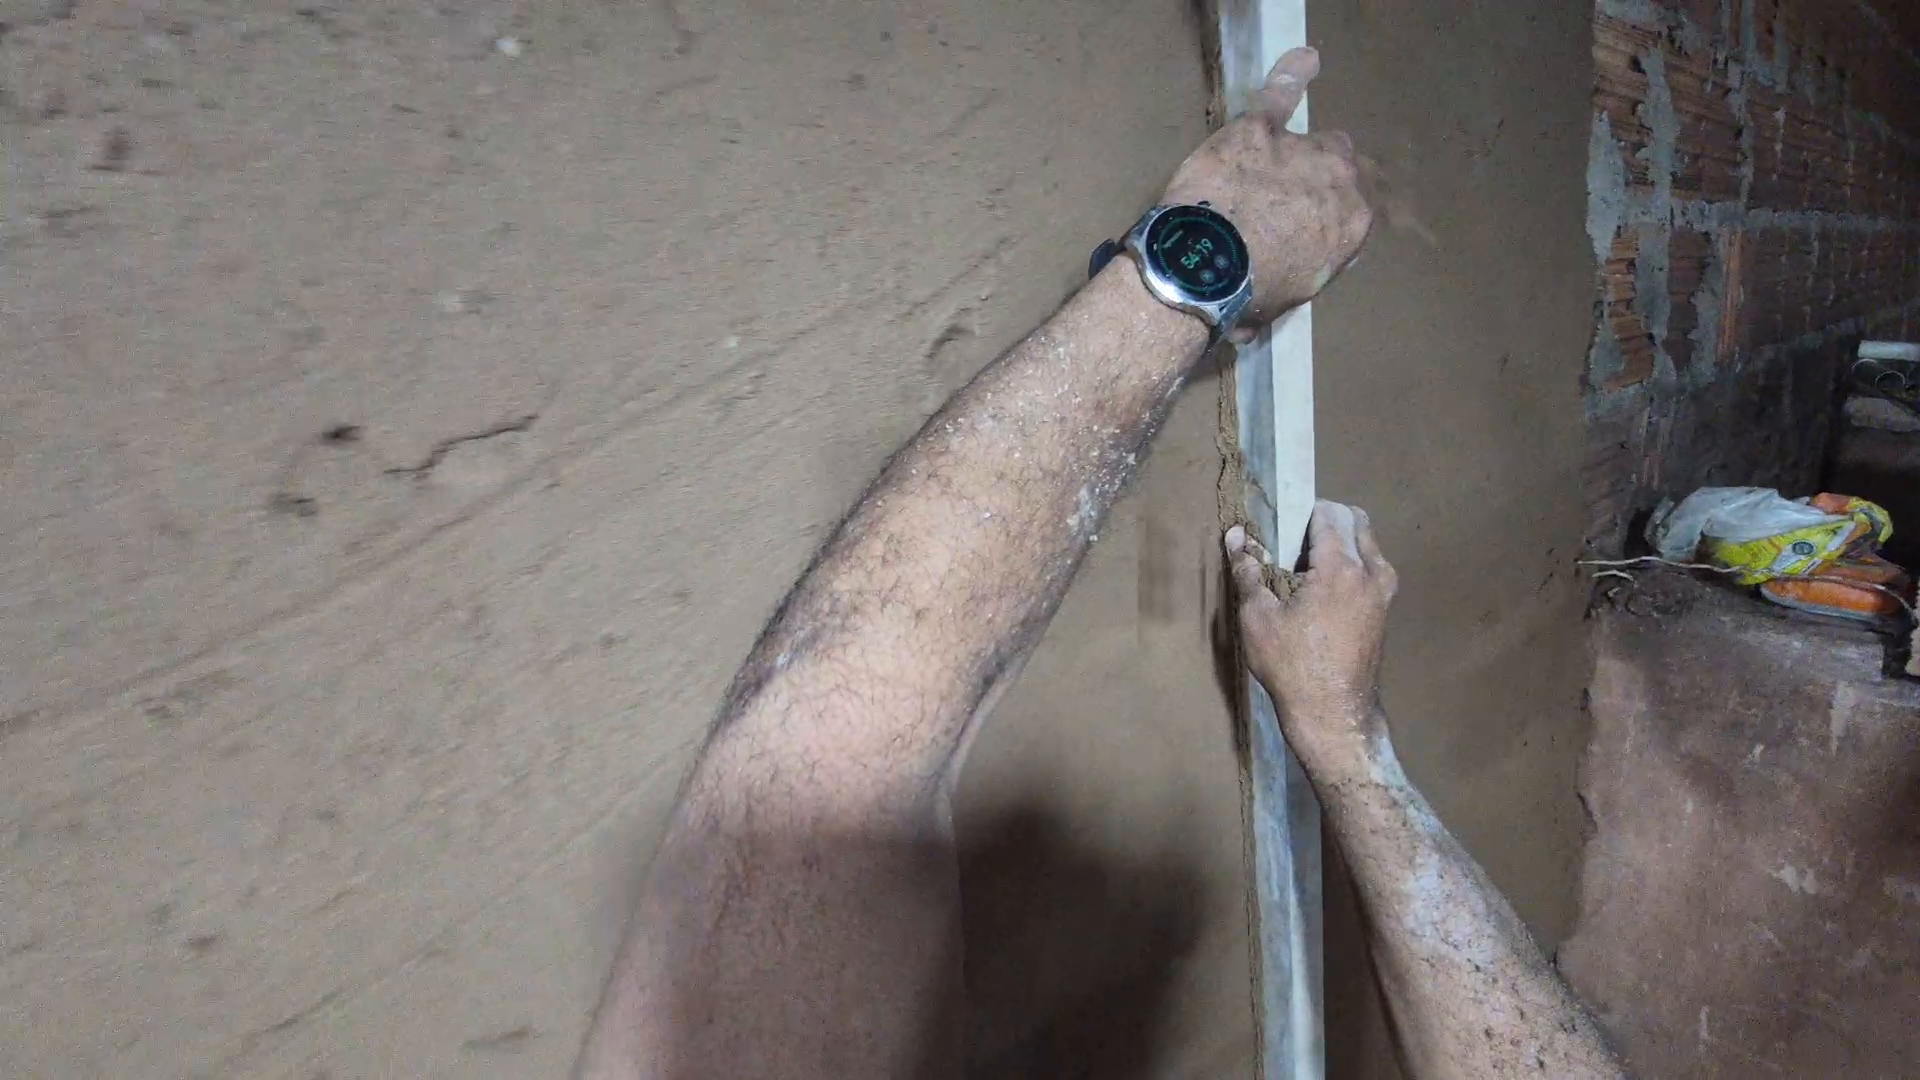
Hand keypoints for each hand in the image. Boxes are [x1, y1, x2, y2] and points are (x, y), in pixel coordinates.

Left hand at [1162, 48, 1370, 338]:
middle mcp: (1339, 181)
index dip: (1319, 225)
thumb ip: (1277, 294)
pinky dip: (1289, 80)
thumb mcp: (1272, 310)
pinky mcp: (1258, 131)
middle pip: (1337, 170)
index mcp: (1351, 229)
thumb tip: (1252, 320)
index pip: (1348, 217)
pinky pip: (1281, 95)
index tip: (1296, 236)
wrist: (1204, 269)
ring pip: (1307, 142)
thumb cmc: (1241, 300)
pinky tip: (1302, 63)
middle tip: (1279, 205)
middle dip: (1313, 185)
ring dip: (1287, 157)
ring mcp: (1299, 150)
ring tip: (1259, 171)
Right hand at [1226, 502, 1395, 769]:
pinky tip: (1320, 590)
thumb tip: (1234, 535)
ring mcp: (1384, 592)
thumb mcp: (1257, 617)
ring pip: (1366, 543)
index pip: (1329, 514)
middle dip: (1322, 521)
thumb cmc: (1291, 664)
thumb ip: (1248, 570)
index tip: (1277, 525)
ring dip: (1338, 541)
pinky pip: (1371, 566)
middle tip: (1288, 544)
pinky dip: (1350, 562)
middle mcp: (1371, 572)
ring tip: (1303, 568)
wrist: (1334, 714)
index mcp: (1341, 568)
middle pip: (1354, 520)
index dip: (1300, 511)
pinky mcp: (1385, 609)